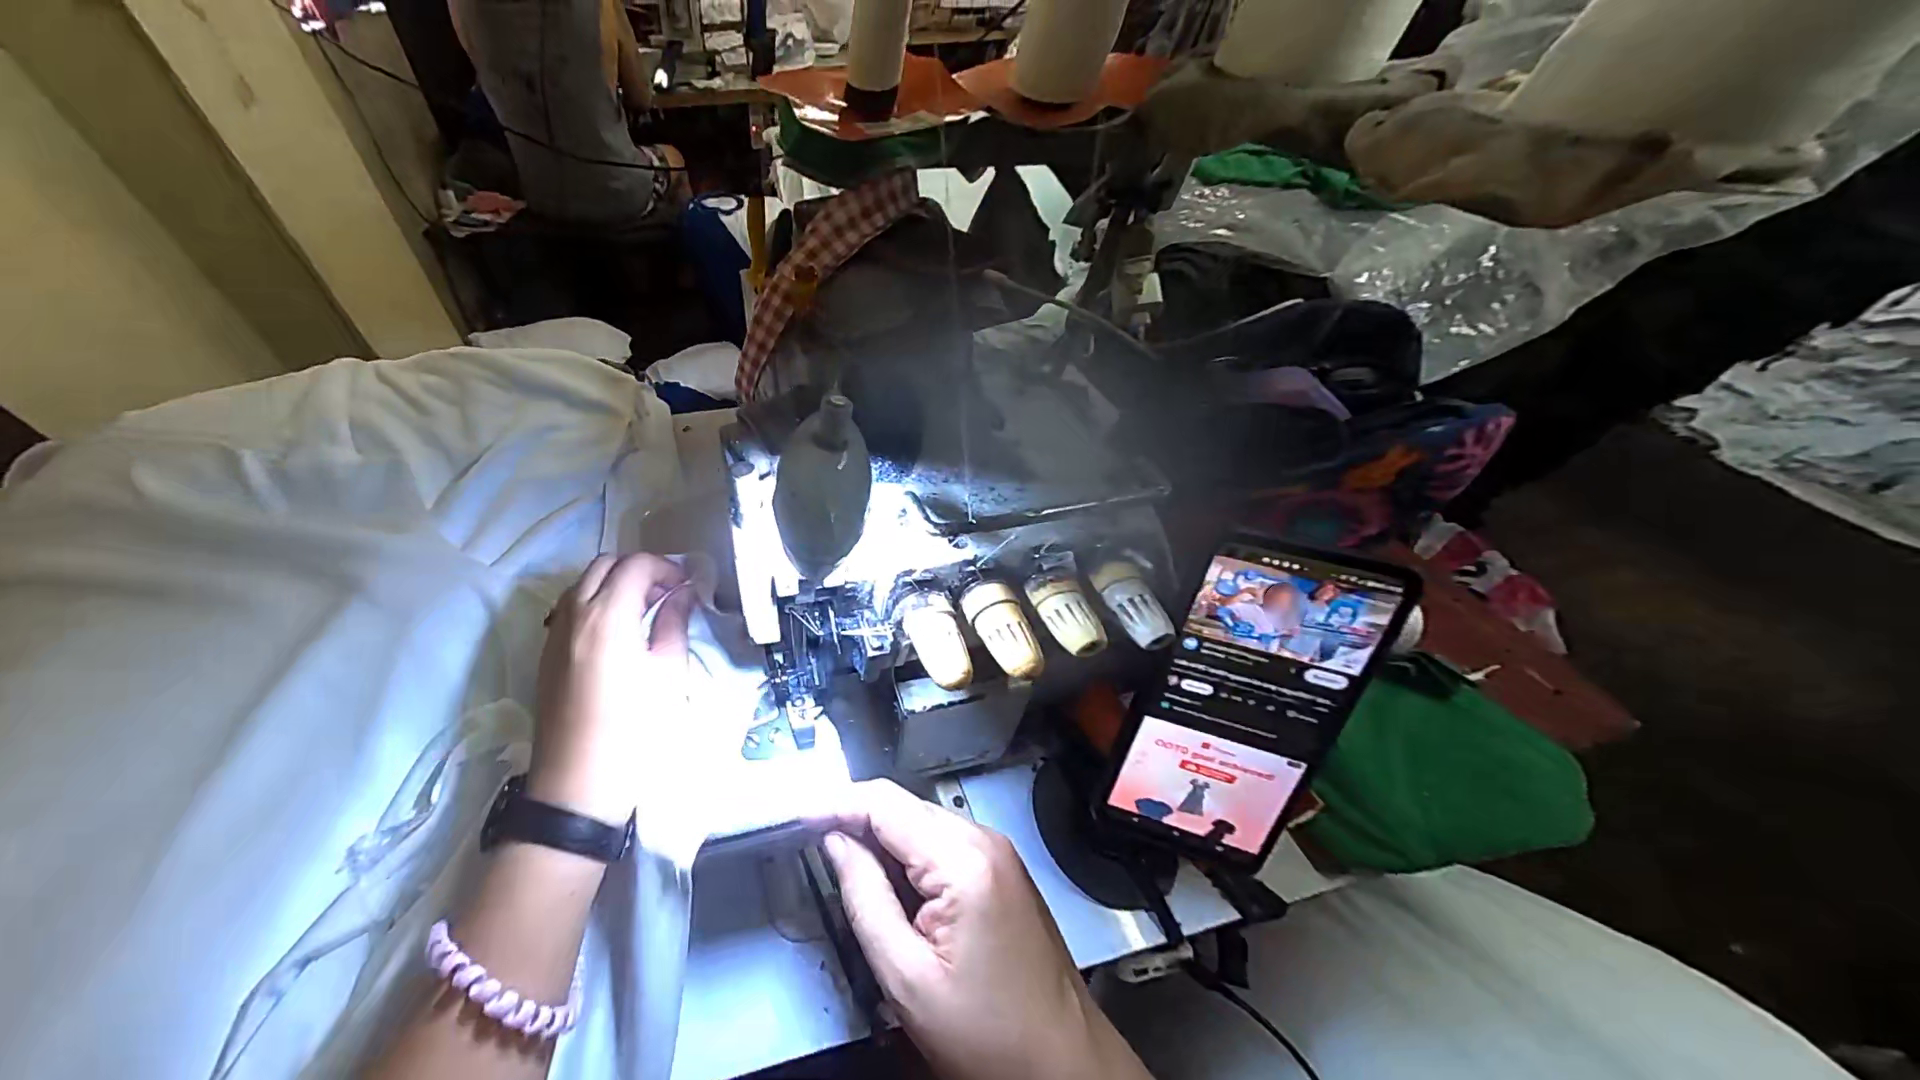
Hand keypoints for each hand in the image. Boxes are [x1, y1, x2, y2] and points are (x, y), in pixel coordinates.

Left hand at [529, 553, 693, 824]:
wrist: (579, 782)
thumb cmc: (635, 729)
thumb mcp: (668, 673)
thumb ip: (674, 624)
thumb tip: (683, 594)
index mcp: (607, 618)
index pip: (636, 565)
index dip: (667, 567)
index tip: (688, 587)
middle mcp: (573, 616)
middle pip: (604, 564)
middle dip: (640, 568)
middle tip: (669, 592)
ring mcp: (554, 634)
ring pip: (583, 583)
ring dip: (616, 582)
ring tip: (646, 609)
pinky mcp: (547, 653)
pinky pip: (570, 607)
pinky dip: (597, 601)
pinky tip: (620, 629)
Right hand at [817, 781, 1151, 1079]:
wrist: (1059, 1059)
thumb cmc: (990, 1034)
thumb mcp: (907, 976)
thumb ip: (865, 898)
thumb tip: (838, 844)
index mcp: (964, 861)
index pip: (886, 804)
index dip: (838, 804)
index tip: (802, 815)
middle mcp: (986, 841)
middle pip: (905, 806)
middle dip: (857, 818)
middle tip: (814, 838)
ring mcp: (998, 852)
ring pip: (922, 822)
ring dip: (882, 836)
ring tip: (845, 862)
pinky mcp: (1000, 867)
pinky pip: (943, 842)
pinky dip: (909, 852)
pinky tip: (889, 880)